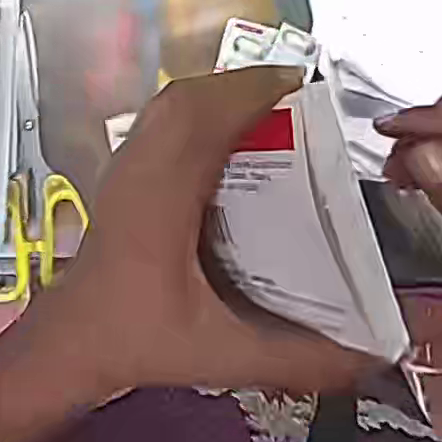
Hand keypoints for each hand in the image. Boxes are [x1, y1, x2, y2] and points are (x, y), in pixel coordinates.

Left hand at [28, 66, 374, 395]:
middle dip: (240, 83)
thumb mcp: (220, 353)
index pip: (203, 121)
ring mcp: (125, 163)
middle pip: (185, 99)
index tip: (297, 83)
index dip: (250, 92)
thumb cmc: (137, 336)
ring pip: (169, 103)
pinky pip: (160, 116)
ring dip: (217, 90)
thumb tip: (367, 357)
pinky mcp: (123, 168)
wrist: (74, 335)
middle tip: (291, 90)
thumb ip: (295, 359)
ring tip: (265, 101)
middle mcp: (139, 168)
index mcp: (162, 199)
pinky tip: (224, 127)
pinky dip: (196, 105)